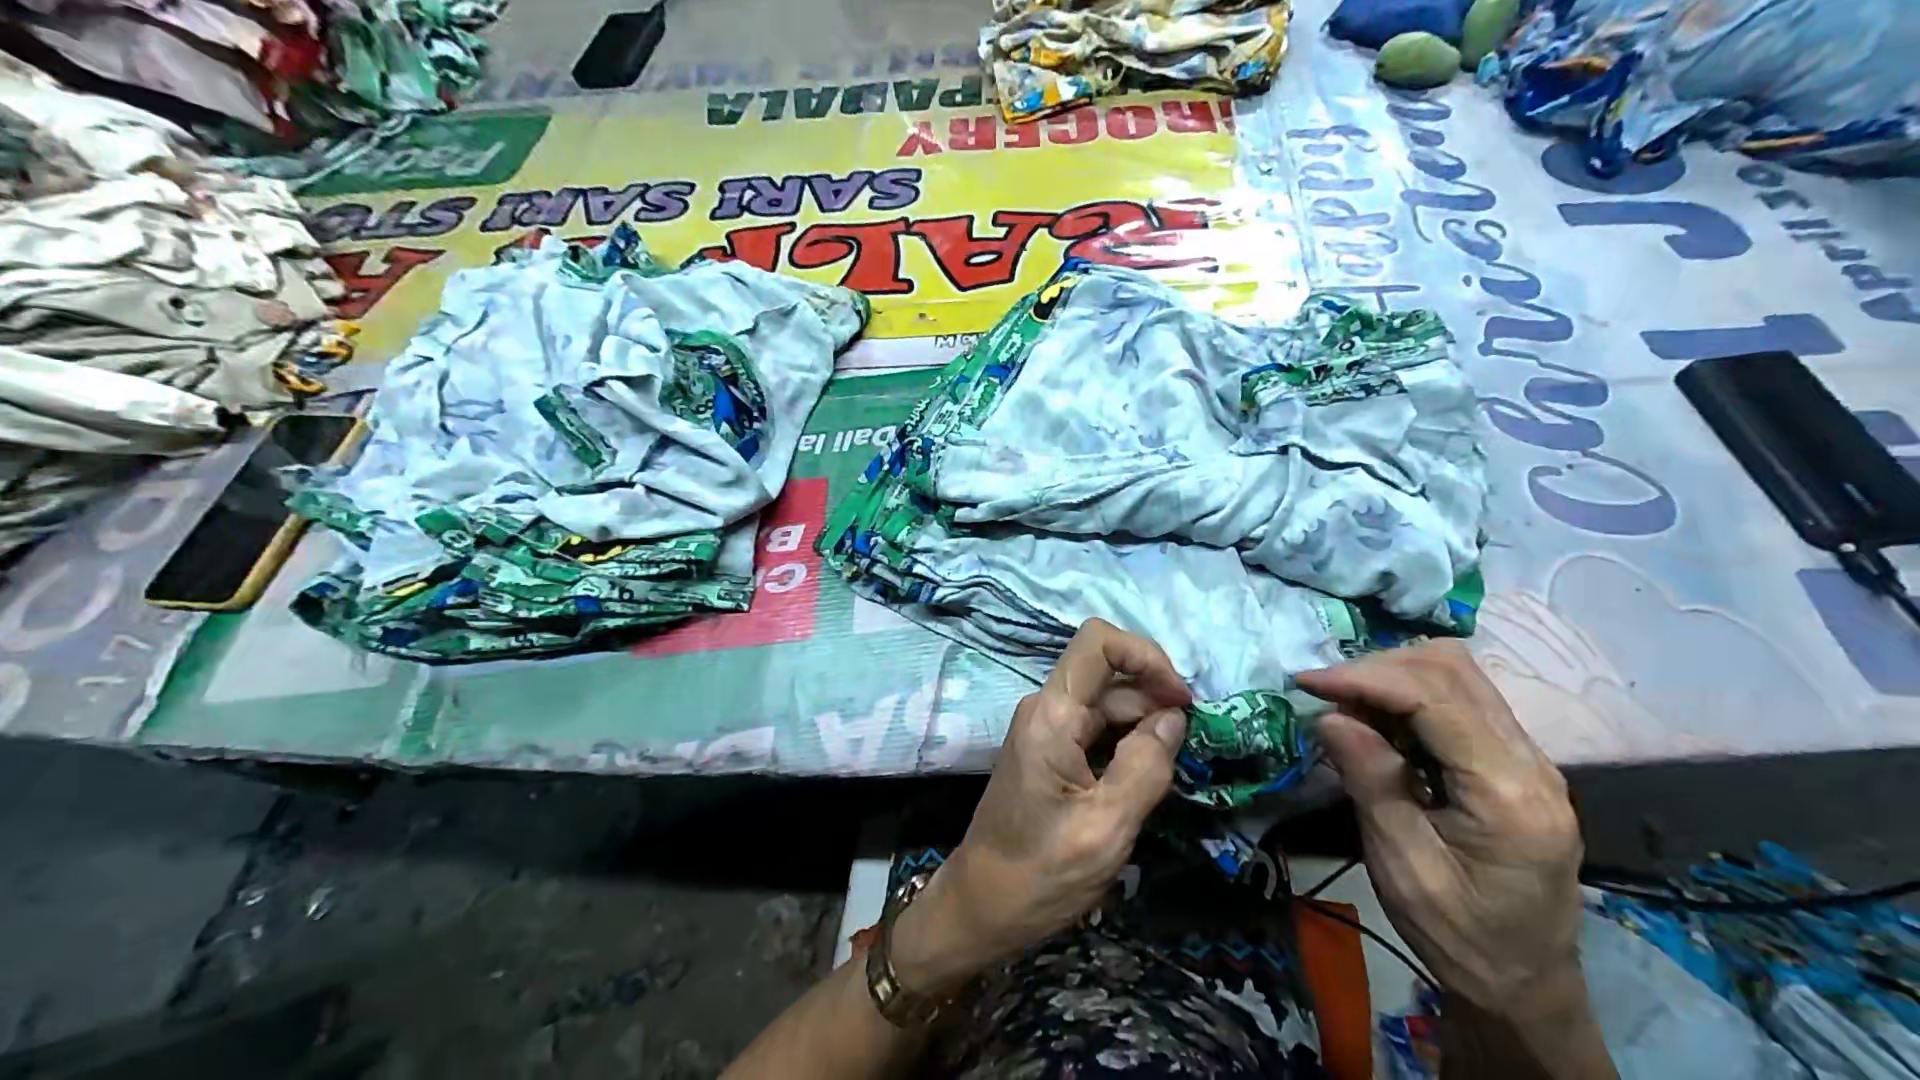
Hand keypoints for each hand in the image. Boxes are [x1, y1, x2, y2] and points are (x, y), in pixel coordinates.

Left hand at [889, 619, 1191, 995]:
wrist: (983, 906)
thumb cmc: (1041, 874)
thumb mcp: (1106, 828)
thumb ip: (1145, 767)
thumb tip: (1174, 718)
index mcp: (1051, 716)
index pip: (1097, 642)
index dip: (1146, 656)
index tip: (1180, 701)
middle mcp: (1046, 710)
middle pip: (1110, 676)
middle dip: (1156, 701)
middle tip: (1189, 752)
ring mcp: (1046, 730)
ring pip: (1108, 705)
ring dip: (1146, 727)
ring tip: (1174, 772)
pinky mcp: (1051, 752)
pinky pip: (1098, 731)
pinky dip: (1129, 744)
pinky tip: (1149, 777)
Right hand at [1295, 642, 1589, 1033]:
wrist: (1526, 983)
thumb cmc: (1459, 935)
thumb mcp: (1403, 867)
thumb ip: (1372, 783)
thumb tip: (1330, 716)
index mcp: (1508, 794)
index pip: (1436, 698)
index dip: (1366, 677)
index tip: (1307, 682)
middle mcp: (1532, 763)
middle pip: (1453, 669)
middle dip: (1378, 668)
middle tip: (1324, 694)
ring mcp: (1530, 759)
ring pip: (1459, 675)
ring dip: (1393, 676)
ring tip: (1346, 704)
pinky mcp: (1516, 762)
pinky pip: (1461, 699)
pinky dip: (1410, 694)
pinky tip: (1378, 721)